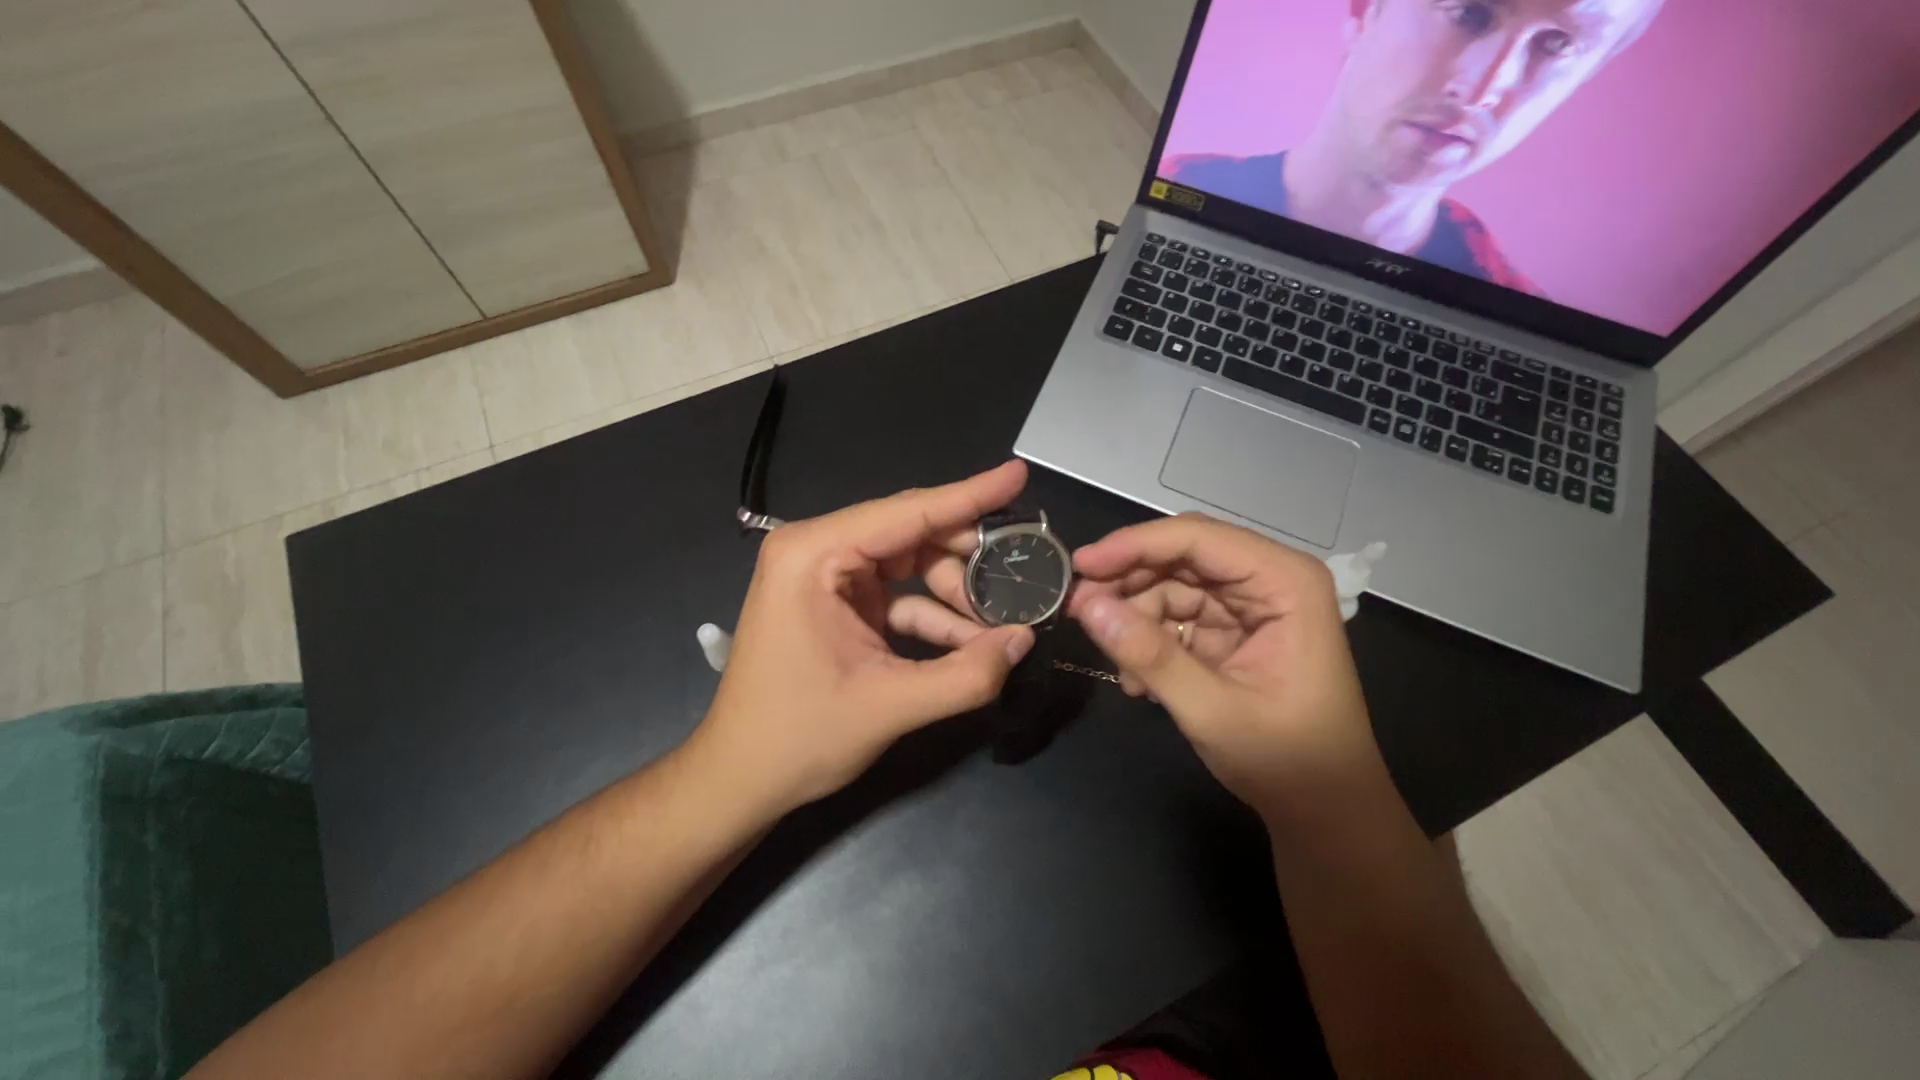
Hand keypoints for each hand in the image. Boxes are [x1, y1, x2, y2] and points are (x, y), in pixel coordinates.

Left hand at [689, 461, 1036, 814]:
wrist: (741, 779)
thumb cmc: (797, 737)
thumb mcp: (889, 706)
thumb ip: (966, 675)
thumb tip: (1025, 640)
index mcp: (813, 554)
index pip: (907, 512)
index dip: (970, 496)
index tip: (1019, 475)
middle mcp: (817, 551)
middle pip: (911, 533)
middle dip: (969, 555)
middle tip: (1028, 565)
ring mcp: (827, 578)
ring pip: (911, 564)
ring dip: (957, 592)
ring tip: (1004, 619)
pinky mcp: (838, 606)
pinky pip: (900, 596)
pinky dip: (936, 617)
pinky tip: (974, 642)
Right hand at [1067, 513, 1376, 817]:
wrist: (1324, 809)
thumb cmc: (1286, 758)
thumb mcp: (1213, 709)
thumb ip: (1150, 655)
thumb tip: (1087, 607)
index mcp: (1284, 582)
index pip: (1197, 538)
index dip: (1133, 546)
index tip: (1079, 566)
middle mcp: (1268, 580)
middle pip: (1181, 557)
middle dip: (1128, 583)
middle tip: (1078, 613)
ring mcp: (1250, 606)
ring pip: (1172, 587)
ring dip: (1136, 621)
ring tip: (1121, 671)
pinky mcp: (1232, 631)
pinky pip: (1177, 618)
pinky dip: (1150, 643)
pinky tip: (1138, 683)